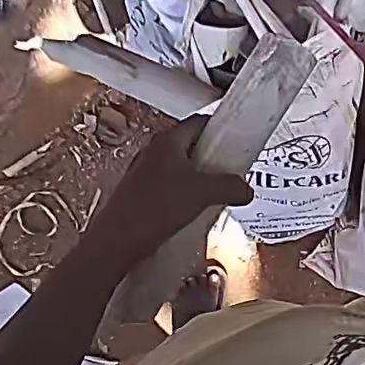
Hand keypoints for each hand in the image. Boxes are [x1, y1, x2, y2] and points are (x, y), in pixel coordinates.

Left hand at [77, 116, 253, 269]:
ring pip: (180, 169)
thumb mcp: (202, 193)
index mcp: (167, 141)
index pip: (200, 122)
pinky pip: (169, 189)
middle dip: (212, 160)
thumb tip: (246, 190)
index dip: (221, 129)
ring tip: (214, 197)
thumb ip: (229, 187)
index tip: (237, 142)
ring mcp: (144, 174)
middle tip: (230, 174)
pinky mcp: (140, 195)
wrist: (117, 241)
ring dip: (198, 181)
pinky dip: (184, 196)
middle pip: (191, 147)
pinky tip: (192, 213)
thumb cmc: (154, 209)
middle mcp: (153, 152)